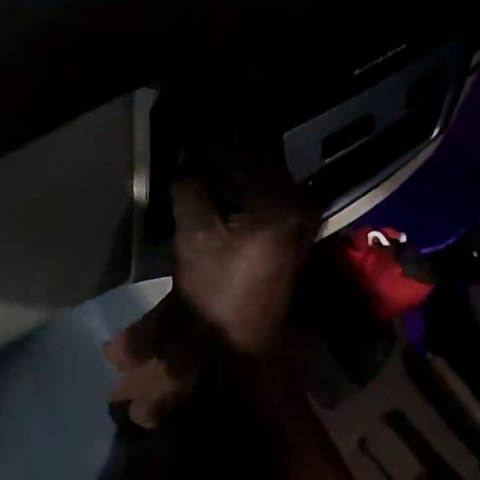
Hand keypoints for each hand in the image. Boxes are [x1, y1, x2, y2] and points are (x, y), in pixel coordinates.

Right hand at [106, 164, 315, 426]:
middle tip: (186, 153)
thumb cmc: (216, 288)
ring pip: (257, 179)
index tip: (180, 137)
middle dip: (218, 158)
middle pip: (254, 164)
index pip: (239, 158)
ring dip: (227, 174)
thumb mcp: (194, 234)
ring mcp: (298, 218)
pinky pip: (261, 197)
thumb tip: (186, 164)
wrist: (237, 342)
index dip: (205, 147)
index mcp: (280, 203)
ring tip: (194, 171)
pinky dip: (236, 192)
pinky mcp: (288, 232)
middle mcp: (298, 204)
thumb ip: (189, 188)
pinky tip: (211, 194)